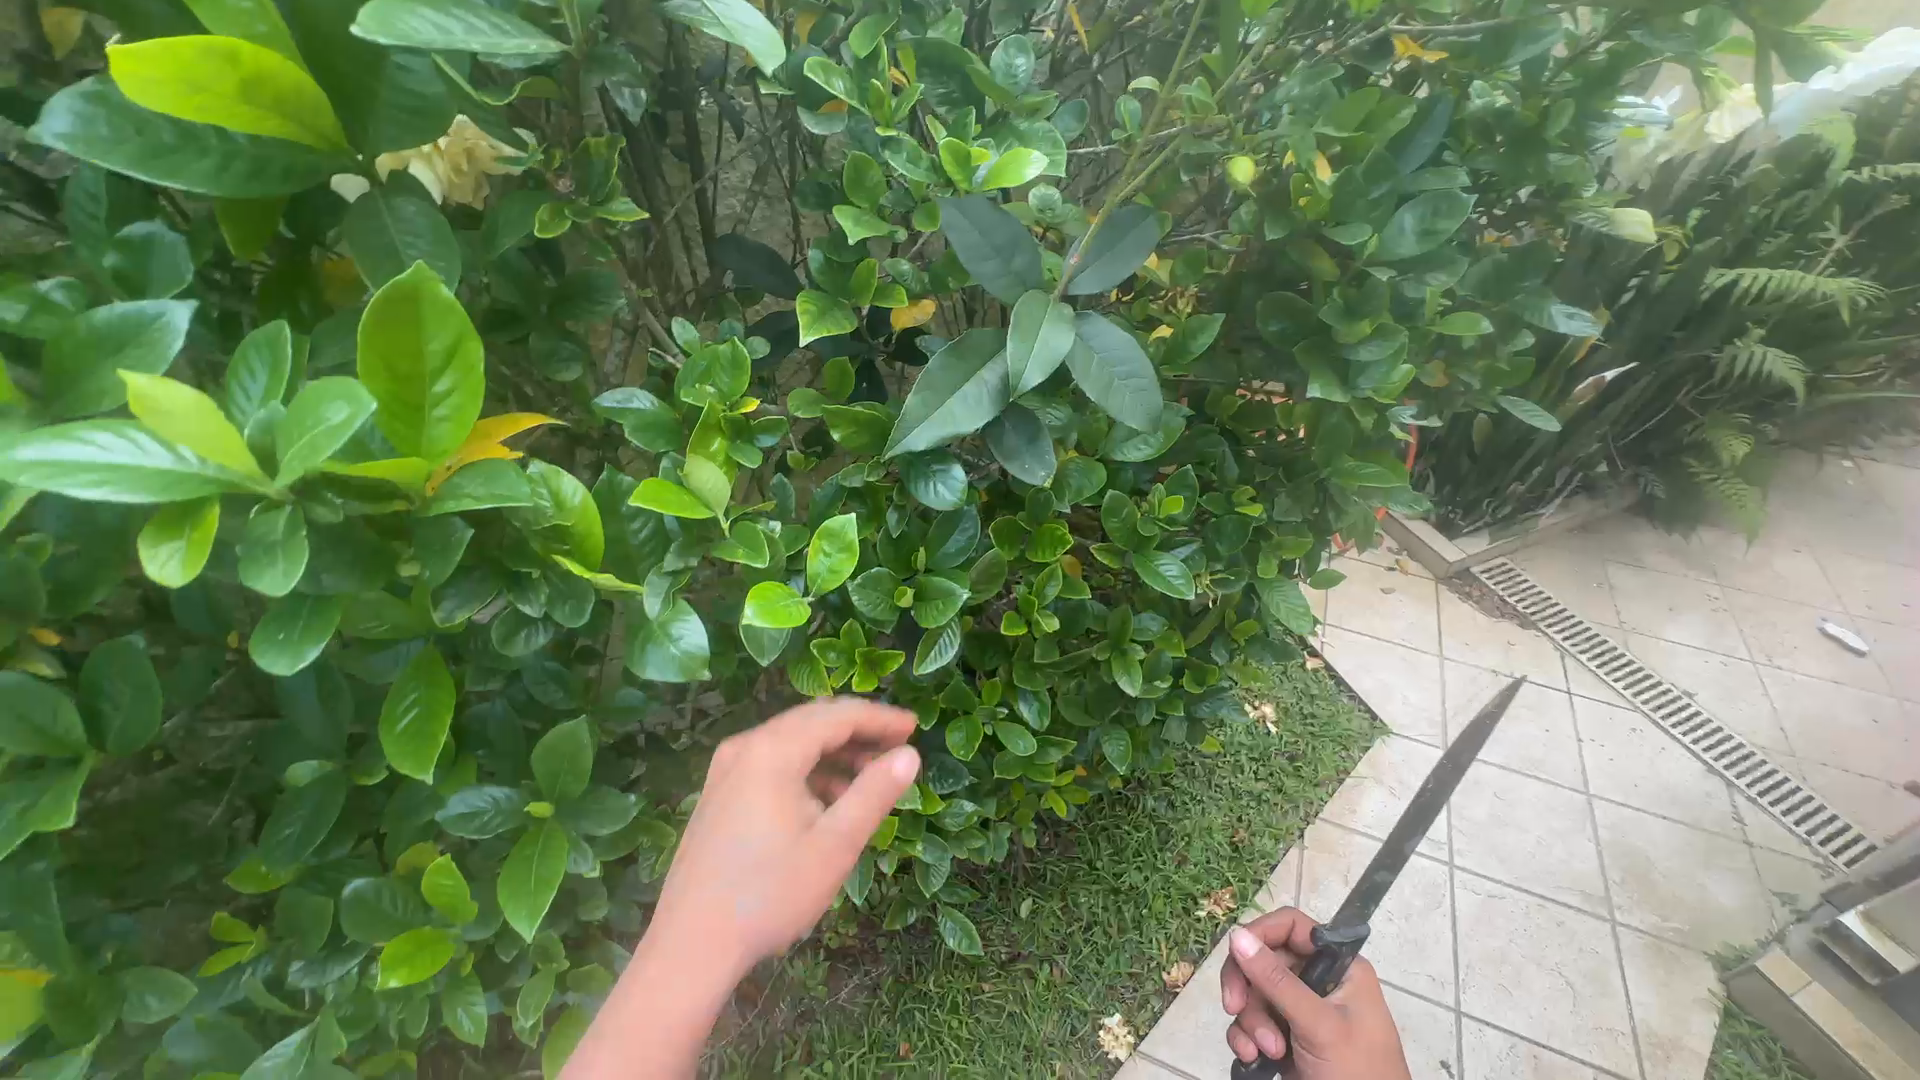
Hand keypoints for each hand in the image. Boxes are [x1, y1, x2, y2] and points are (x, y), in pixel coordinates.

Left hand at [648, 697, 920, 980]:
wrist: (690, 947)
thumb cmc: (770, 894)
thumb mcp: (835, 845)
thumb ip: (875, 793)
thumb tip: (910, 754)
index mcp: (773, 751)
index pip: (838, 716)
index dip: (880, 718)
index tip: (915, 727)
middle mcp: (745, 748)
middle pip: (812, 721)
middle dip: (859, 731)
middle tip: (898, 748)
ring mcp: (726, 770)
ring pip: (792, 742)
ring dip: (834, 753)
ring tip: (870, 779)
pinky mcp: (720, 793)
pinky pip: (773, 763)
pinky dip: (808, 770)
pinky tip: (828, 801)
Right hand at [1220, 910, 1410, 1079]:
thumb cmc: (1357, 1075)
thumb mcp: (1319, 1026)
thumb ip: (1277, 980)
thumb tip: (1236, 935)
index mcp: (1338, 968)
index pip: (1290, 927)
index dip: (1260, 934)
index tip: (1237, 954)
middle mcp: (1318, 982)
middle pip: (1263, 960)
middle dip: (1248, 988)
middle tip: (1233, 1006)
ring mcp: (1300, 1011)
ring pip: (1253, 993)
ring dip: (1250, 1021)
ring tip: (1266, 1051)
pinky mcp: (1285, 1038)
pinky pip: (1250, 1022)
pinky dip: (1245, 1038)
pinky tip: (1253, 1059)